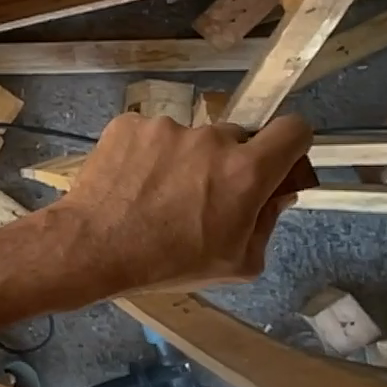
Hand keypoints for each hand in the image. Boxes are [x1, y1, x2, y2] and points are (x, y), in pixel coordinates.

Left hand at [56, 114, 312, 293]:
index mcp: (246, 171)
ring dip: (180, 158)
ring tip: (153, 192)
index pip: (293, 130)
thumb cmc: (168, 262)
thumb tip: (277, 193)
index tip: (274, 162)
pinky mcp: (128, 124)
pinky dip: (144, 152)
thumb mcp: (238, 261)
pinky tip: (130, 181)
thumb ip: (267, 221)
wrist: (93, 245)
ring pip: (187, 138)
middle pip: (234, 138)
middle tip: (200, 194)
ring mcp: (165, 127)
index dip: (288, 145)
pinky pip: (149, 134)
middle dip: (226, 161)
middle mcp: (209, 139)